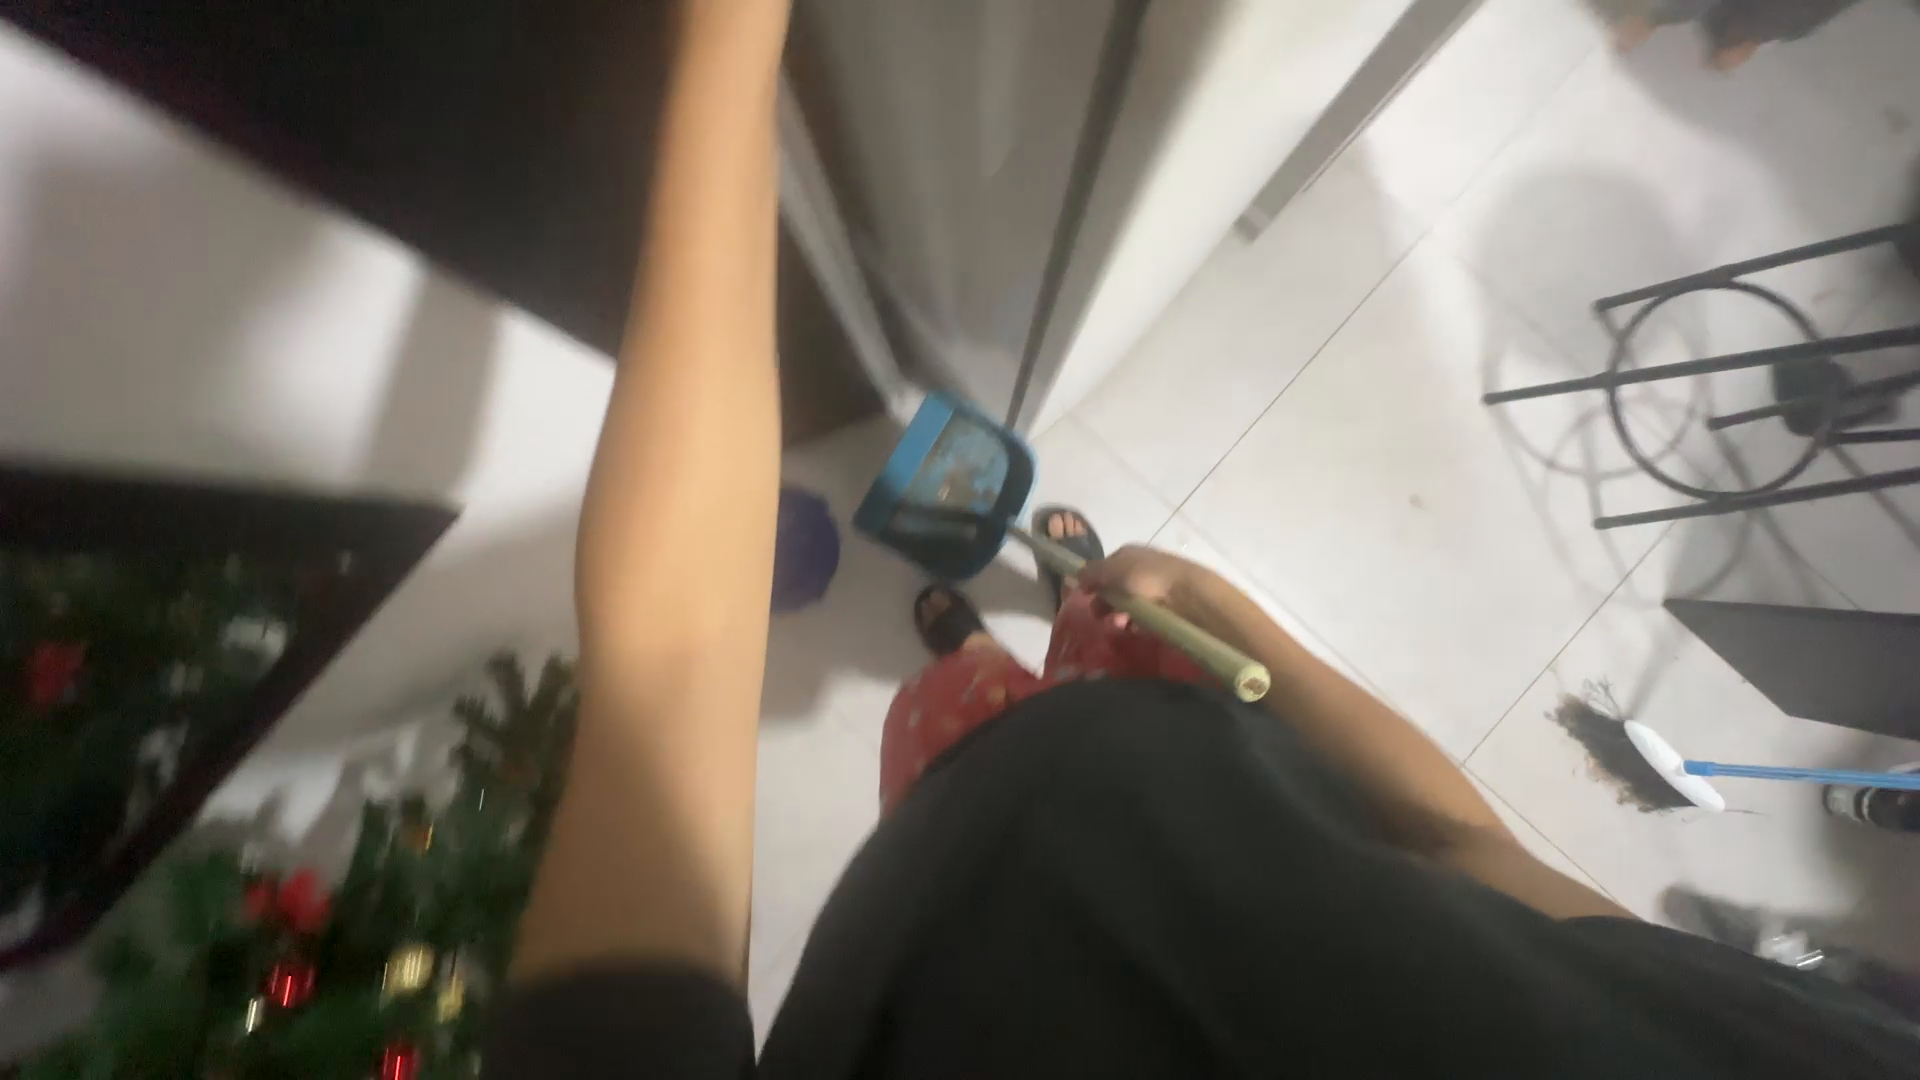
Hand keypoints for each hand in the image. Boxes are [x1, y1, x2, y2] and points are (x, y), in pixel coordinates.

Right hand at [1075, 544, 1226, 625]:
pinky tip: (1134, 629)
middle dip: (1105, 603)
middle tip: (1100, 617)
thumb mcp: (1111, 571)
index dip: (1093, 582)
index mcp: (1127, 553)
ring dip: (1119, 615)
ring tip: (1120, 626)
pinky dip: (1135, 623)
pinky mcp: (1165, 606)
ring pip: (1128, 603)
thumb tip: (1077, 576)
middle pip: (1115, 587)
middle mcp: (1140, 566)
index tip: (1086, 597)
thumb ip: (1091, 573)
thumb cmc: (1144, 578)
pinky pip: (1143, 615)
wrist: (1187, 594)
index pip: (1103, 567)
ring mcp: (1154, 586)